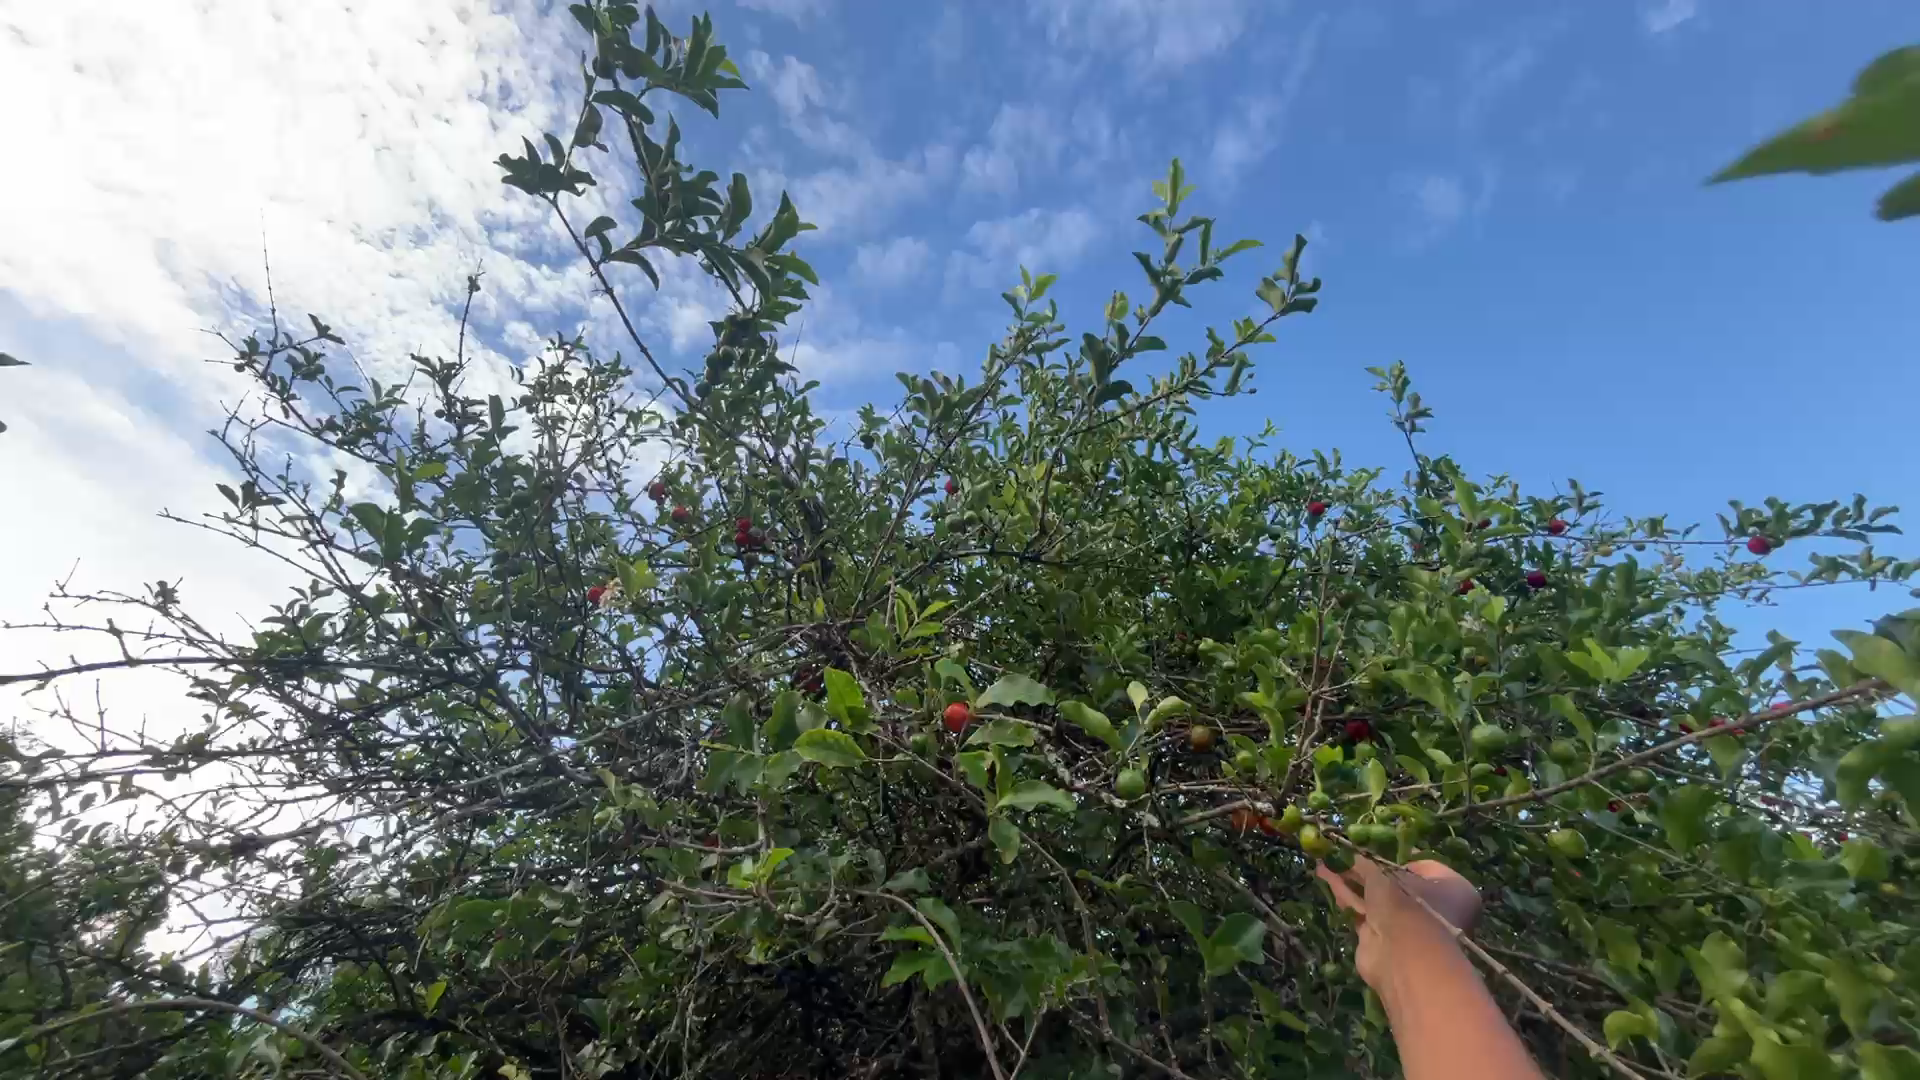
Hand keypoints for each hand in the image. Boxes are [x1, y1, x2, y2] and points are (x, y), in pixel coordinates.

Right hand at [1315, 857, 1481, 994]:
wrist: (1402, 955)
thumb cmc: (1408, 903)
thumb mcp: (1386, 871)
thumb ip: (1367, 861)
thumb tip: (1351, 854)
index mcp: (1450, 890)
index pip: (1420, 865)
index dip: (1394, 853)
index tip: (1370, 843)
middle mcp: (1431, 908)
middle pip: (1393, 881)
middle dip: (1365, 866)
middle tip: (1341, 850)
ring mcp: (1404, 925)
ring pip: (1373, 895)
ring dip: (1349, 877)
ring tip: (1324, 858)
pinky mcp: (1379, 937)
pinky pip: (1360, 908)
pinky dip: (1343, 892)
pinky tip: (1324, 874)